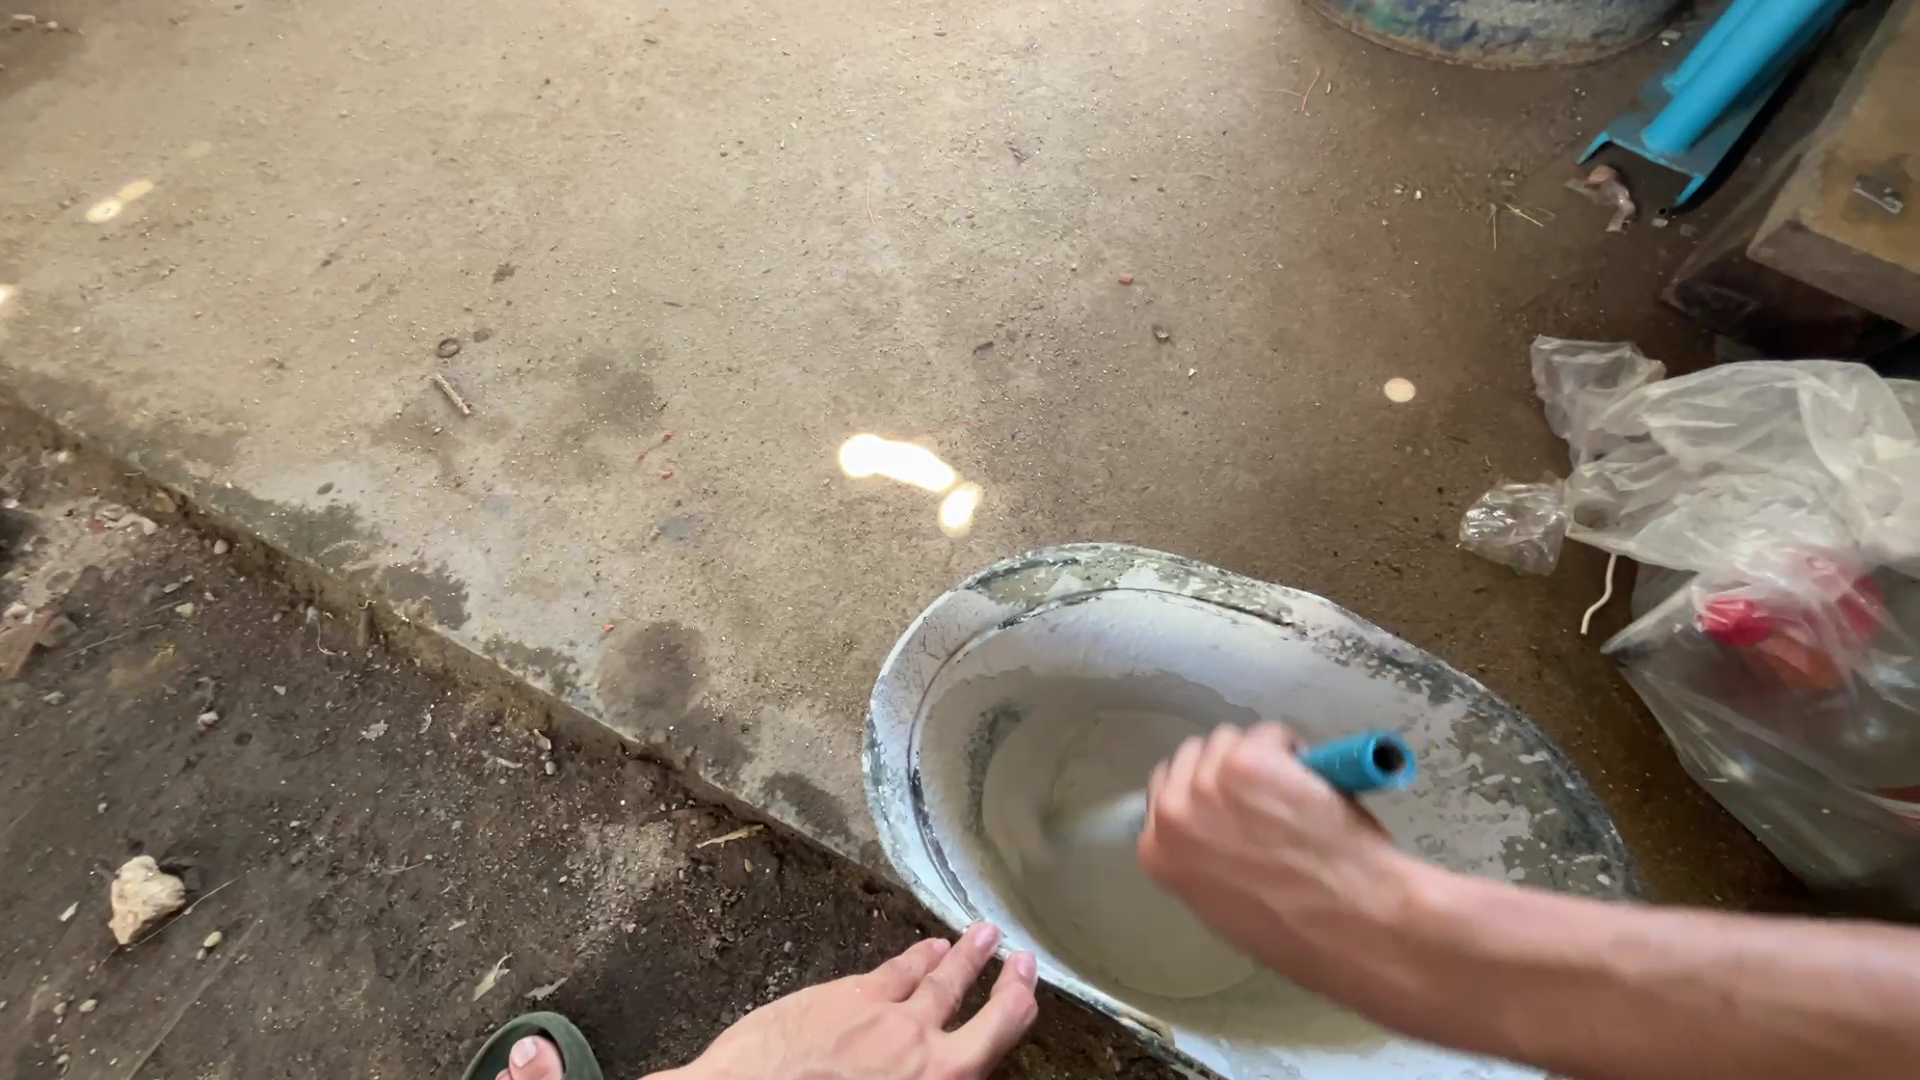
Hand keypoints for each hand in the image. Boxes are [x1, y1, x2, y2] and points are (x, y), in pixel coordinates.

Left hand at [666, 923, 1038, 1079]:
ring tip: (970, 937)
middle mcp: (917, 1040)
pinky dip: (911, 958)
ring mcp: (880, 1012)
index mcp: (936, 1079)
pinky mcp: (844, 995)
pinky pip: (889, 971)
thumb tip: (934, 1064)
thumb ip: (923, 1072)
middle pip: (962, 992)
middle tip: (1005, 941)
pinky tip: (918, 950)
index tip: (1028, 977)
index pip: (996, 1030)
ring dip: (953, 954)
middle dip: (988, 965)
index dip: (1018, 999)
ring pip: (928, 974)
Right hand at [1137, 723, 1417, 992]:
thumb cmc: (1300, 931)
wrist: (1358, 927)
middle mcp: (1172, 812)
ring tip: (1296, 795)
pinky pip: (1268, 734)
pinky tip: (1313, 781)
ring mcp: (1207, 784)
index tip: (1233, 802)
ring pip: (1227, 740)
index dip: (1203, 792)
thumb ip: (1201, 858)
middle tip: (1268, 799)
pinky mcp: (1245, 762)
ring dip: (1260, 756)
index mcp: (1157, 851)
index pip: (1164, 792)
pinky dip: (1293, 749)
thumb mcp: (1221, 905)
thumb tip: (1216, 827)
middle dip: (1226, 770)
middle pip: (1191, 757)